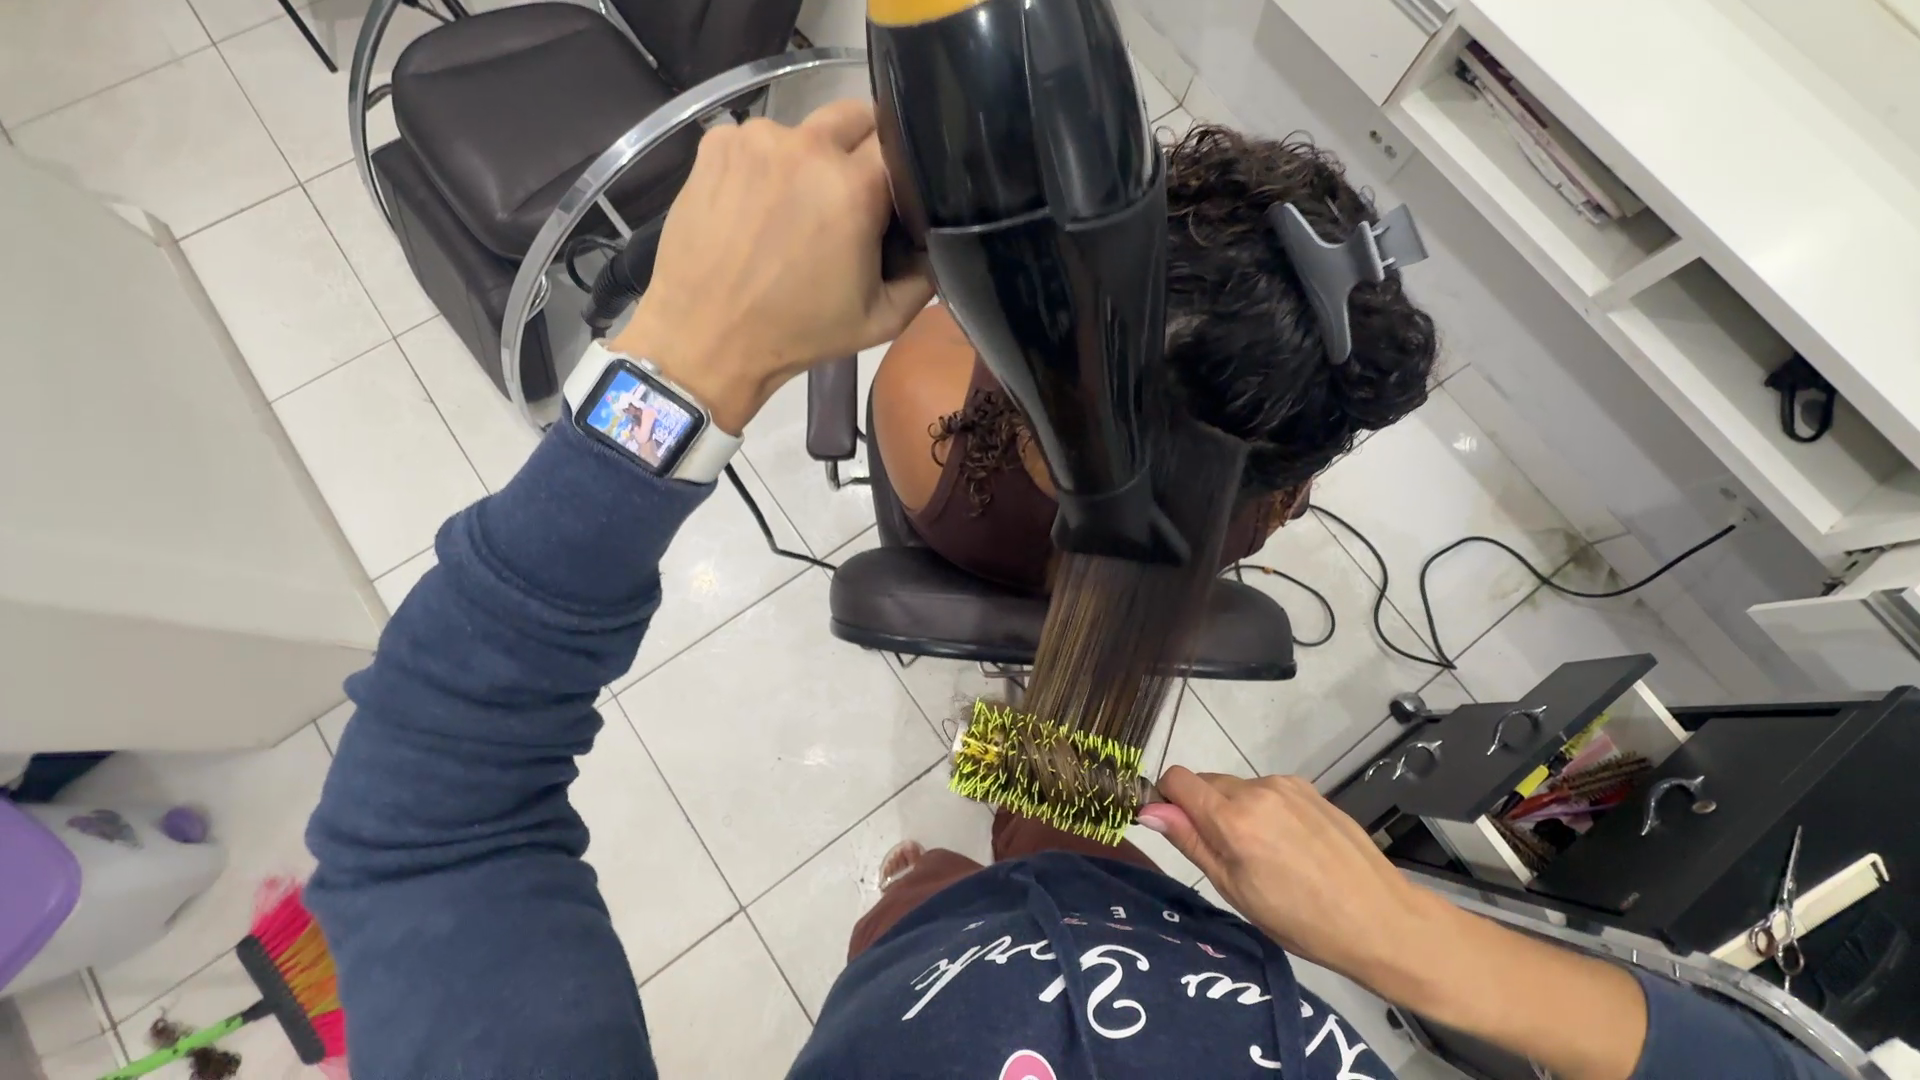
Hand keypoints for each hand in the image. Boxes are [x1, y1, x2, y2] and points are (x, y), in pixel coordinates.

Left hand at [609, 100, 933, 433]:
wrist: (707, 338)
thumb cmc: (799, 333)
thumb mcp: (882, 320)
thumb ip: (926, 276)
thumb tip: (937, 243)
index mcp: (853, 187)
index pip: (900, 144)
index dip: (902, 172)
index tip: (894, 202)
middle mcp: (806, 147)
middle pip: (855, 117)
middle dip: (863, 150)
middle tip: (852, 197)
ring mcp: (755, 140)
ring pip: (804, 130)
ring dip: (811, 160)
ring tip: (795, 211)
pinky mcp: (716, 145)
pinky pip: (758, 141)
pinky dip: (766, 166)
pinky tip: (758, 209)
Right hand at [1143, 769, 1649, 1079]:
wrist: (1383, 921)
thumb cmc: (1301, 920)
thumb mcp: (1235, 890)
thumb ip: (1190, 841)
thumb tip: (1147, 808)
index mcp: (1233, 817)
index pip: (1176, 779)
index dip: (1167, 799)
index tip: (1176, 828)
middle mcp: (1256, 788)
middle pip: (1206, 783)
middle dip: (1203, 810)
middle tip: (1227, 857)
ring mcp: (1286, 785)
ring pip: (1237, 788)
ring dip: (1235, 811)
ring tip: (1265, 856)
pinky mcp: (1310, 789)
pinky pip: (1267, 791)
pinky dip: (1263, 810)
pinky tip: (1289, 846)